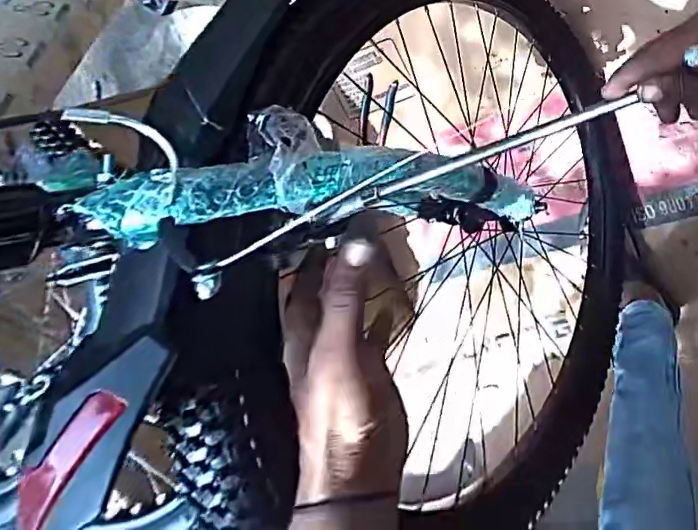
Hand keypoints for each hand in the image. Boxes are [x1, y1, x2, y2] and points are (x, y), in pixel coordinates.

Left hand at [291, 239, 407, 512]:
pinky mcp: (370, 369)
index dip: (312, 253)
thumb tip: (356, 243)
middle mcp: (320, 338)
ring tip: (377, 256)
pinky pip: (374, 330)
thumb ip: (346, 296)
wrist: (359, 472)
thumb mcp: (338, 346)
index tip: (330, 225)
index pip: (302, 282)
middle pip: (326, 291)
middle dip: (339, 263)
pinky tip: (395, 301)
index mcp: (302, 332)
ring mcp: (345, 353)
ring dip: (361, 284)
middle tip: (358, 235)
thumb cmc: (339, 411)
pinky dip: (382, 312)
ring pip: (350, 307)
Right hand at [602, 0, 697, 125]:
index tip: (608, 95)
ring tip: (694, 114)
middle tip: (666, 119)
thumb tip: (647, 87)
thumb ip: (686, 89)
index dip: (630, 76)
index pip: (654, 53)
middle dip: (663, 85)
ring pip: (692, 51)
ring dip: (685, 82)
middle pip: (671, 51)